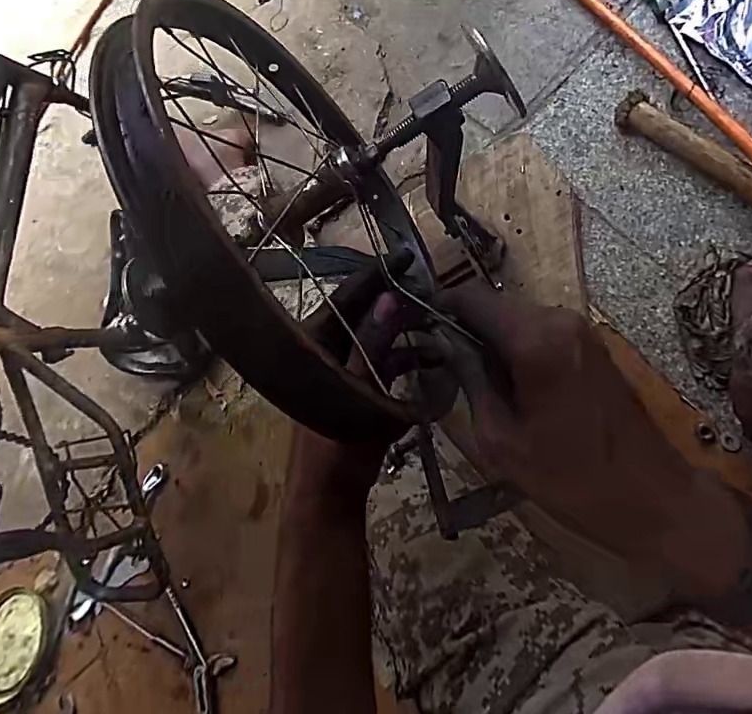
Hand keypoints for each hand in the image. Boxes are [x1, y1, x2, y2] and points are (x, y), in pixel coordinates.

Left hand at [290, 289, 417, 501]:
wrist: (329, 496)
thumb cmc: (335, 442)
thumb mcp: (358, 388)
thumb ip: (374, 343)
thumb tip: (391, 298)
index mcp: (314, 343)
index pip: (347, 296)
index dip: (376, 274)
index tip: (404, 256)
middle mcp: (326, 349)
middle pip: (365, 314)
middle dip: (397, 301)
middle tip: (428, 289)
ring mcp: (343, 368)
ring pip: (378, 338)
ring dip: (406, 333)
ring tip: (437, 326)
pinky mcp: (358, 387)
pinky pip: (384, 363)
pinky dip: (406, 360)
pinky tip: (434, 361)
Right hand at [433, 283, 750, 577]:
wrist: (655, 498)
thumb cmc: (574, 479)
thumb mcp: (502, 439)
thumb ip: (469, 378)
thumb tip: (442, 341)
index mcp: (535, 339)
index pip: (471, 297)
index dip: (439, 308)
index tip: (418, 332)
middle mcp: (558, 318)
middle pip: (492, 305)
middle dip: (465, 329)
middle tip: (445, 370)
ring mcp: (578, 327)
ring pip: (514, 317)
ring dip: (491, 340)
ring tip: (480, 386)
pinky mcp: (589, 341)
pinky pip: (538, 330)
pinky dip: (516, 347)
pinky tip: (514, 387)